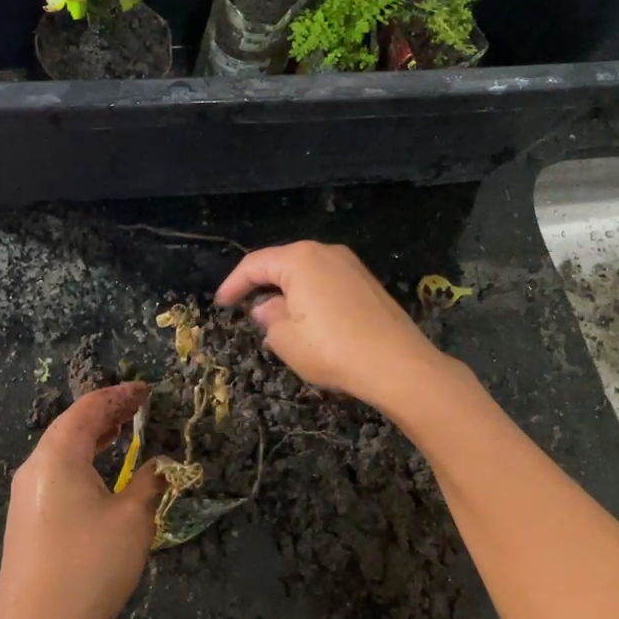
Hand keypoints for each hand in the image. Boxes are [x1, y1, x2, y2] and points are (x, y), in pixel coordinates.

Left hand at [0, 382, 161, 618]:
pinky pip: (57, 473)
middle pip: (72, 424)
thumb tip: (160, 463)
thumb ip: (150, 482)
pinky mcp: (25, 519)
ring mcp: (26, 494)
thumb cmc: (88, 568)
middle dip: (107, 412)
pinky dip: (82, 460)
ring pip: (62, 449)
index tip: (148, 389)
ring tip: (124, 431)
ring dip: (93, 437)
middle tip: (140, 406)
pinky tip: (101, 474)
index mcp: (58, 455)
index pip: (90, 408)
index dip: (120, 395)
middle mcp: (35, 466)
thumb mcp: (132, 521)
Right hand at [215, 241, 448, 411]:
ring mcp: (351, 266)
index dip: (233, 284)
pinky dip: (311, 298)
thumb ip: (269, 319)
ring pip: (307, 274)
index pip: (255, 264)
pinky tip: (309, 323)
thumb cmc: (333, 350)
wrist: (398, 366)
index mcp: (300, 259)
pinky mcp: (368, 284)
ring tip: (276, 320)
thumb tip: (265, 308)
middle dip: (262, 286)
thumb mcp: (287, 341)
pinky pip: (328, 284)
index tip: (220, 303)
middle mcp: (326, 253)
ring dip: (288, 293)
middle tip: (244, 308)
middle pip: (283, 263)